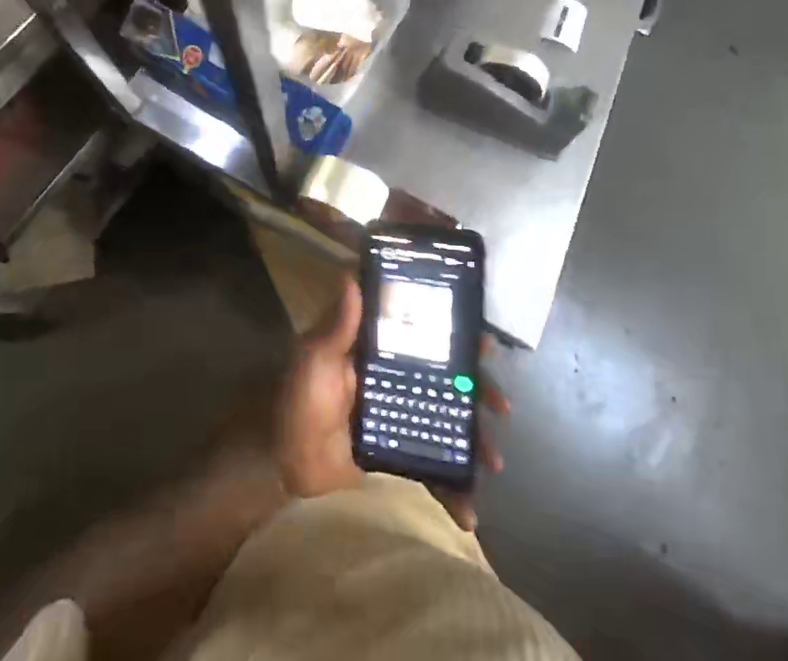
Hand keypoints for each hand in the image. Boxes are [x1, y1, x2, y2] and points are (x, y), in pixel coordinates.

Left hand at [274, 280, 513, 531]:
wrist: (286, 467)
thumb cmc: (300, 404)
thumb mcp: (314, 360)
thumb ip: (336, 325)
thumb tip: (351, 275)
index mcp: (378, 350)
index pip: (424, 333)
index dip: (457, 333)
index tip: (484, 338)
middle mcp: (396, 379)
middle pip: (449, 378)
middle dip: (480, 389)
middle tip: (501, 403)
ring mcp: (401, 417)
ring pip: (450, 421)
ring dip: (477, 439)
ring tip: (494, 460)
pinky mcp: (401, 452)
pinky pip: (433, 468)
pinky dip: (453, 491)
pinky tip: (471, 513)